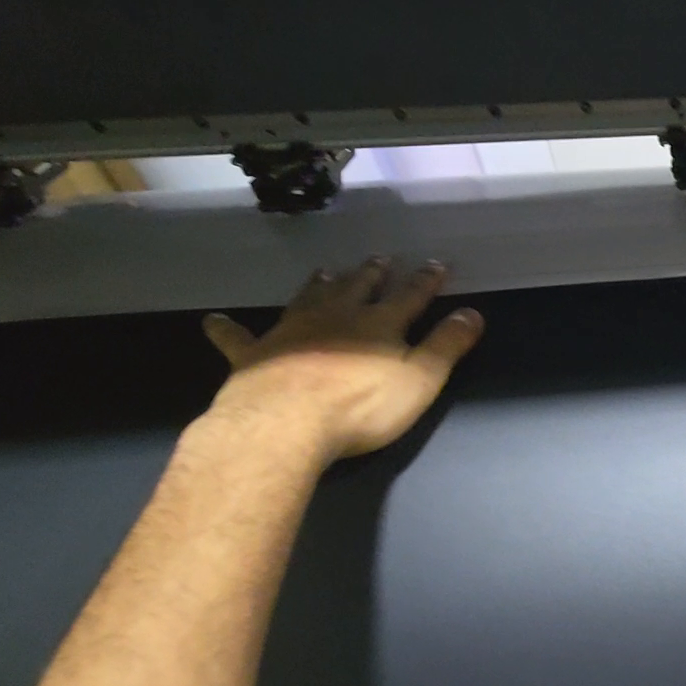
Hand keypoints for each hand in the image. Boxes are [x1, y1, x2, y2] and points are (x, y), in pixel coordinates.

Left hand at [199, 257, 483, 460]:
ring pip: (307, 299)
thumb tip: (472, 312)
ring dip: (319, 284)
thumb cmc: (362, 406)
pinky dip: (227, 329)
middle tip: (380, 258)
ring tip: (325, 270)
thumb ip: (447, 345)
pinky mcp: (253, 355)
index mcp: (380, 324)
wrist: (283, 426)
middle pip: (357, 288)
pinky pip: (237, 338)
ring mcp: (291, 333)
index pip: (410, 296)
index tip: (436, 264)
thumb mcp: (421, 378)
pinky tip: (214, 320)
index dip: (425, 280)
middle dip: (372, 274)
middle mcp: (336, 318)